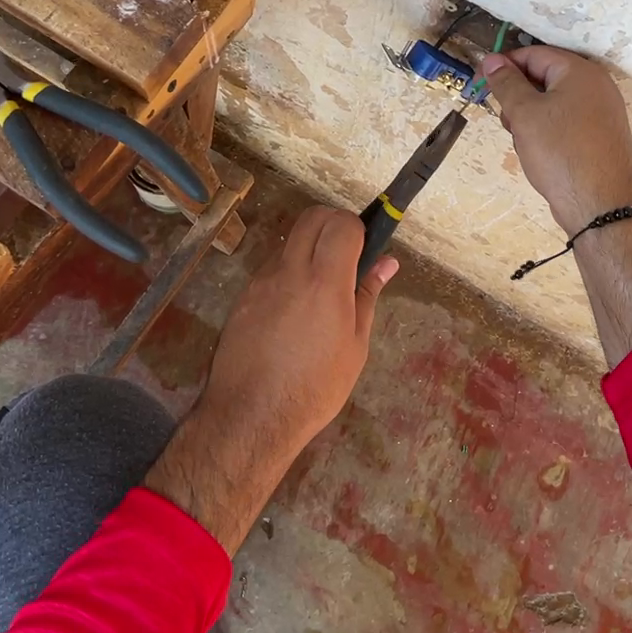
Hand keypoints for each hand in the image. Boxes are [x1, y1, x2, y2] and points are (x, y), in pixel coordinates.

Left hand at [145, 207, 395, 551]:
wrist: (252, 416)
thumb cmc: (316, 387)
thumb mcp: (355, 345)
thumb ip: (367, 295)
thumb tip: (387, 262)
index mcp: (325, 281)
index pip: (342, 224)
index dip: (357, 228)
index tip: (364, 249)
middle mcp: (290, 270)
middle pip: (312, 217)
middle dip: (333, 223)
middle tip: (346, 253)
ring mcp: (262, 280)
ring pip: (290, 239)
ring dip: (309, 246)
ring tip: (319, 288)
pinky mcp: (244, 295)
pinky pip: (271, 266)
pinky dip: (288, 271)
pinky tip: (294, 309)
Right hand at [482, 47, 631, 230]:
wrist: (600, 205)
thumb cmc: (560, 152)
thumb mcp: (524, 114)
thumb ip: (506, 83)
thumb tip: (493, 60)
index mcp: (580, 71)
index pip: (534, 54)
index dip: (505, 66)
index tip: (482, 82)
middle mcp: (596, 86)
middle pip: (545, 77)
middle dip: (519, 97)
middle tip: (507, 121)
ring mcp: (602, 112)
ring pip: (553, 102)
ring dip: (531, 117)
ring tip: (524, 142)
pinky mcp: (600, 135)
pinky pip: (566, 121)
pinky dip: (548, 131)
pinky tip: (540, 153)